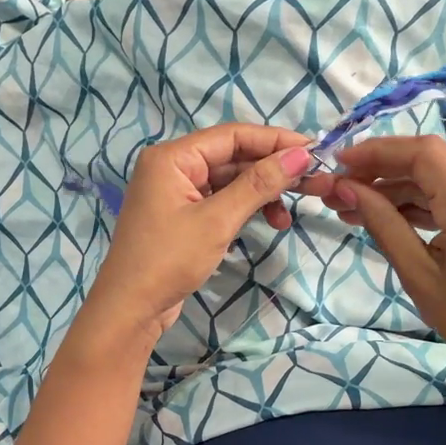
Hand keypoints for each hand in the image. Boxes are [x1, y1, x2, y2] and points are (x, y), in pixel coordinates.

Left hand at [86, 124, 311, 339]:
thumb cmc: (169, 259)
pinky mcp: (181, 217)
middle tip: (311, 183)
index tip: (315, 151)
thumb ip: (259, 184)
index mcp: (172, 158)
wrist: (130, 308)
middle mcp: (172, 168)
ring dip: (260, 193)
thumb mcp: (218, 220)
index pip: (232, 135)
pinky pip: (219, 201)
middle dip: (271, 170)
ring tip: (287, 215)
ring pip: (229, 181)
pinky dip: (244, 209)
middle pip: (232, 156)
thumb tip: (300, 154)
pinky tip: (268, 223)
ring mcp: (175, 193)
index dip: (275, 141)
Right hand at [306, 136, 445, 382]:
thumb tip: (346, 190)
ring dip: (402, 181)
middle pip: (435, 155)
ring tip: (358, 204)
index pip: (424, 155)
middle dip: (385, 165)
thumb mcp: (417, 275)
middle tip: (344, 187)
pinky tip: (392, 211)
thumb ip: (383, 224)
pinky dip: (425, 194)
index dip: (378, 152)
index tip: (340, 165)